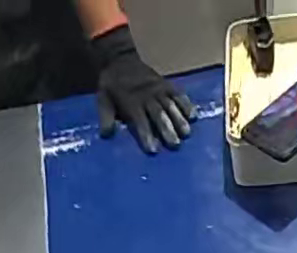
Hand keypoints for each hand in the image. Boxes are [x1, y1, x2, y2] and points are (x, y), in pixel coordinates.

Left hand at [90, 25, 194, 153]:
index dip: (146, 135)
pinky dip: (186, 104)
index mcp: (132, 103)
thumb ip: (106, 117)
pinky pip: (178, 94)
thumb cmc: (112, 85)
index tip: (153, 150)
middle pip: (159, 115)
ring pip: (170, 106)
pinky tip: (193, 115)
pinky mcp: (166, 84)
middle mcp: (147, 96)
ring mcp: (158, 89)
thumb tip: (107, 134)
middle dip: (167, 130)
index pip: (140, 122)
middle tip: (175, 145)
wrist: (121, 59)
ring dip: (179, 120)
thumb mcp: (103, 100)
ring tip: (186, 133)